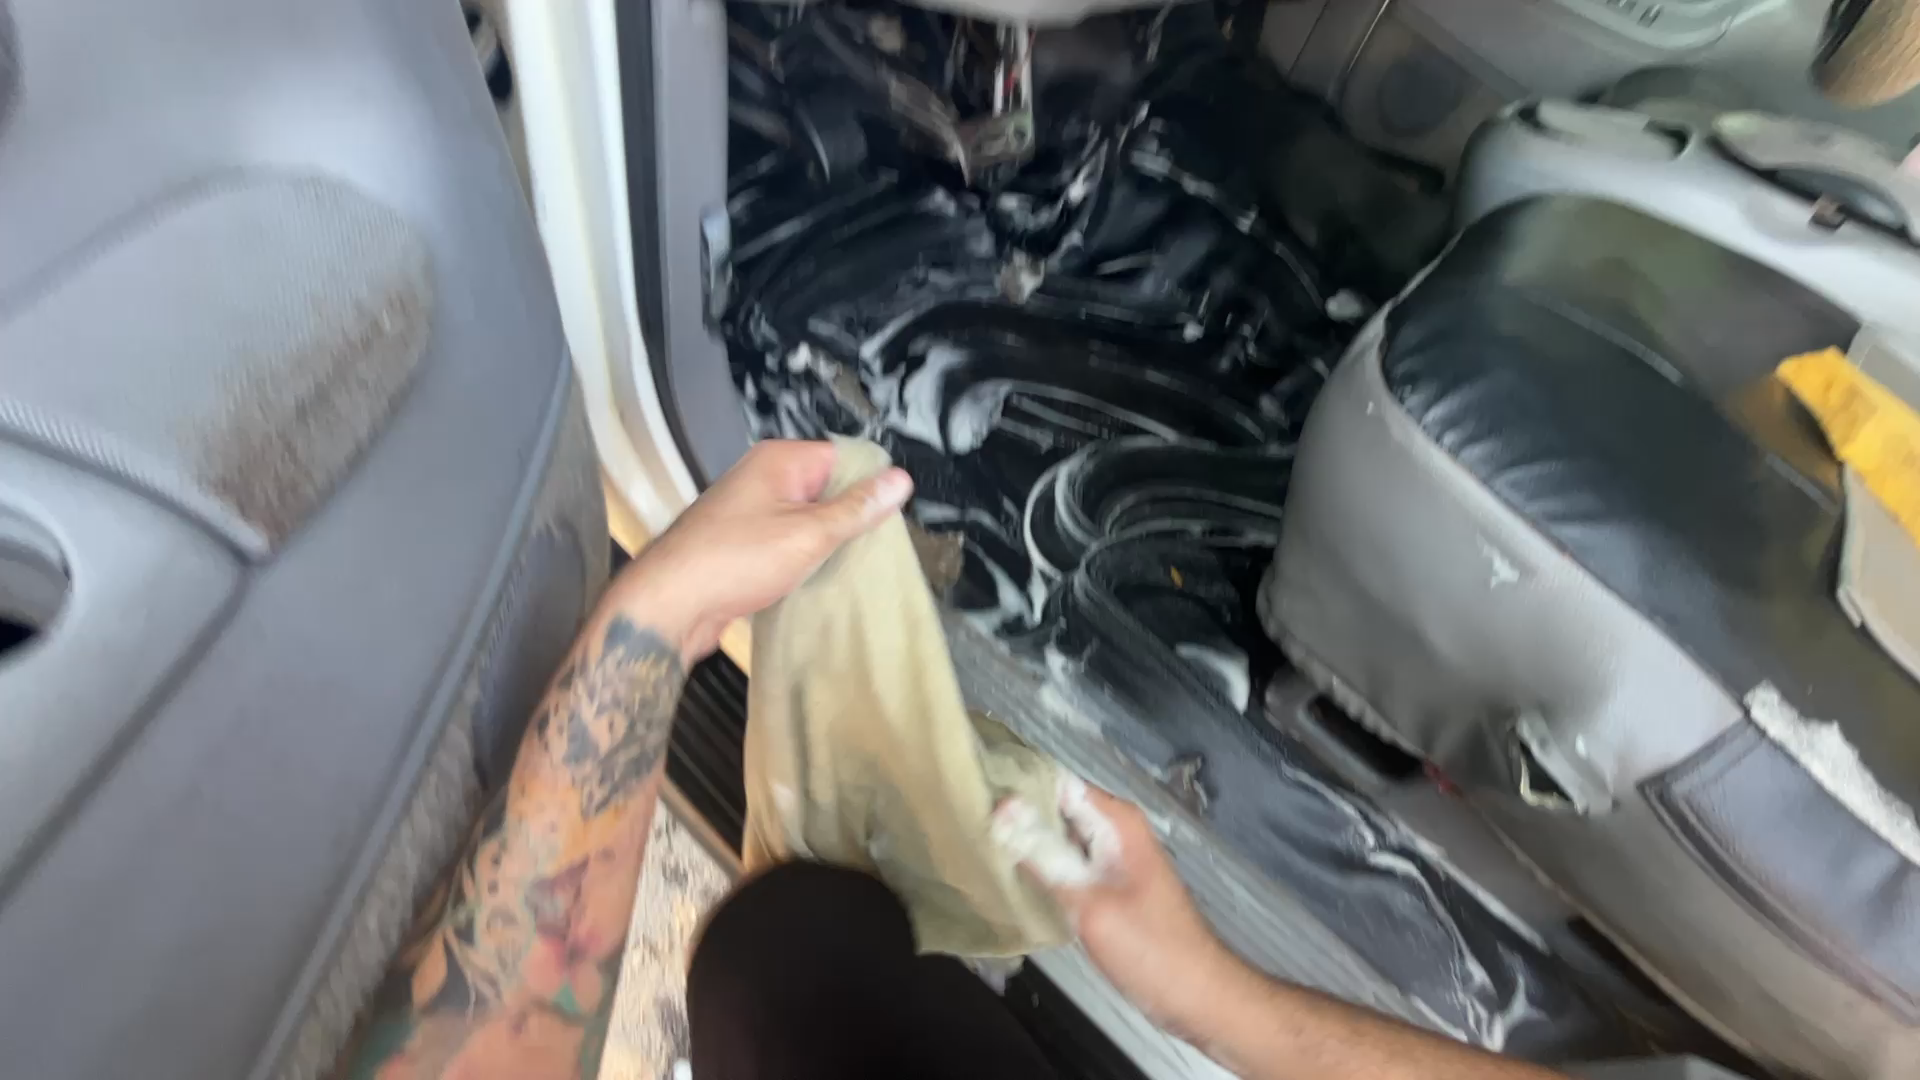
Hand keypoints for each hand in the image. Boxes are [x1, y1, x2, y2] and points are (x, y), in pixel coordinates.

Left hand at [605, 440, 912, 662]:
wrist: (670, 605)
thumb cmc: (735, 560)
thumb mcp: (809, 533)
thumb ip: (857, 508)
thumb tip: (900, 480)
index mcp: (780, 460)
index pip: (844, 457)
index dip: (869, 484)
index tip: (888, 517)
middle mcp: (765, 477)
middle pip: (828, 487)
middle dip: (851, 516)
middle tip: (874, 546)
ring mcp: (752, 509)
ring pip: (809, 517)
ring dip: (828, 540)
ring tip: (851, 564)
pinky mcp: (745, 541)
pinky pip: (789, 539)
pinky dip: (806, 555)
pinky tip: (820, 576)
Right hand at [996, 778, 1238, 1032]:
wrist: (1200, 1000)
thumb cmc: (1151, 949)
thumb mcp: (1089, 904)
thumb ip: (1044, 856)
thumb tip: (1001, 810)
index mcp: (1116, 819)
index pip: (1056, 781)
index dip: (1016, 785)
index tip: (975, 794)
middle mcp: (1114, 827)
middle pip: (1055, 805)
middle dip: (1016, 814)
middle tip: (970, 823)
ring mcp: (1112, 855)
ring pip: (1059, 834)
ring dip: (1026, 840)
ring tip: (980, 843)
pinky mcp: (1108, 881)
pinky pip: (1067, 859)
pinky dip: (1042, 864)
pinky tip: (1010, 874)